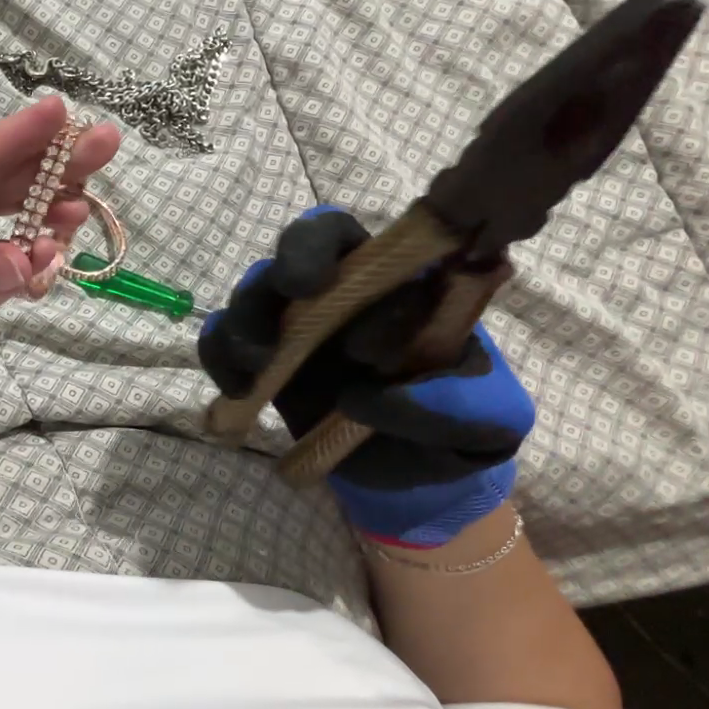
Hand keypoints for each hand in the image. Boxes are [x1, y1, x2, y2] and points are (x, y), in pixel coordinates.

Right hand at [196, 206, 534, 546]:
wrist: (418, 471)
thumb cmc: (458, 428)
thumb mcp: (489, 420)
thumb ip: (451, 403)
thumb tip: (360, 395)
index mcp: (392, 281)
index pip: (347, 237)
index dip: (318, 248)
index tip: (308, 285)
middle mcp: (338, 292)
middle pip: (288, 255)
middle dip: (269, 283)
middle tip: (268, 329)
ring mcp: (294, 324)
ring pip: (248, 298)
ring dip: (241, 327)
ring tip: (255, 369)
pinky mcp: (262, 362)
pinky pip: (222, 345)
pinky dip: (219, 360)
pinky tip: (236, 391)